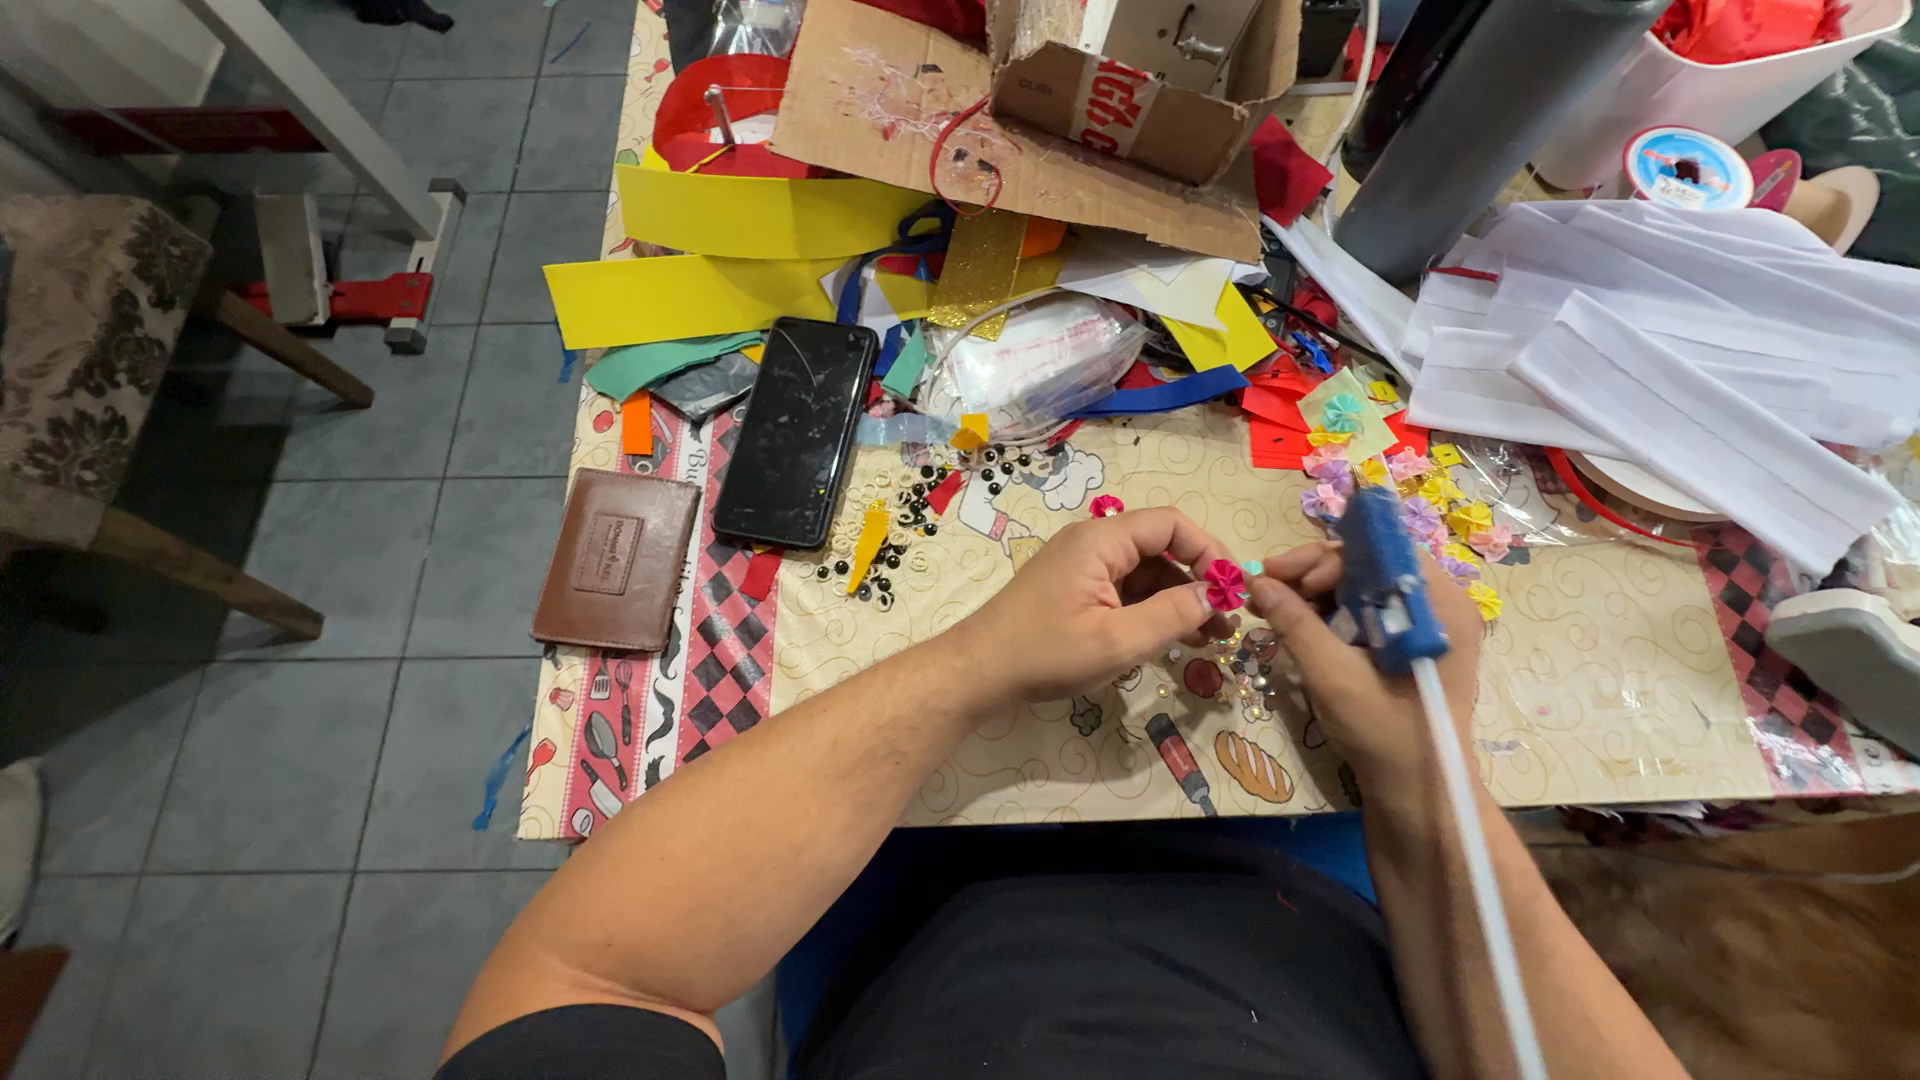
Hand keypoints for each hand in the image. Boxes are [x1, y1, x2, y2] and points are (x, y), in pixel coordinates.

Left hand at [957, 508, 1236, 704]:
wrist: (979, 672)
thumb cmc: (1045, 654)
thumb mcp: (1117, 641)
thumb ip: (1171, 616)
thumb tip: (1214, 595)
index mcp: (1101, 541)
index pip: (1170, 524)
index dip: (1208, 551)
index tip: (1233, 589)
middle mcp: (1092, 543)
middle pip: (1159, 548)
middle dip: (1197, 581)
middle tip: (1227, 622)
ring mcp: (1082, 567)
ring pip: (1145, 572)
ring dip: (1177, 599)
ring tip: (1209, 638)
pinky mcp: (1075, 589)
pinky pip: (1124, 590)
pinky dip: (1151, 610)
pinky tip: (1173, 638)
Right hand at [1246, 541, 1482, 787]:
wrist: (1416, 791)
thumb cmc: (1384, 731)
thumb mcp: (1332, 674)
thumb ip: (1294, 623)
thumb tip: (1257, 582)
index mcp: (1439, 607)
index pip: (1381, 550)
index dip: (1327, 555)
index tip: (1283, 575)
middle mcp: (1437, 607)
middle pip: (1367, 565)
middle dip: (1312, 572)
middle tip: (1265, 588)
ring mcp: (1421, 627)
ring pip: (1359, 586)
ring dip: (1311, 591)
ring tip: (1268, 605)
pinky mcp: (1404, 645)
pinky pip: (1361, 611)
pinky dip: (1324, 612)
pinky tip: (1291, 622)